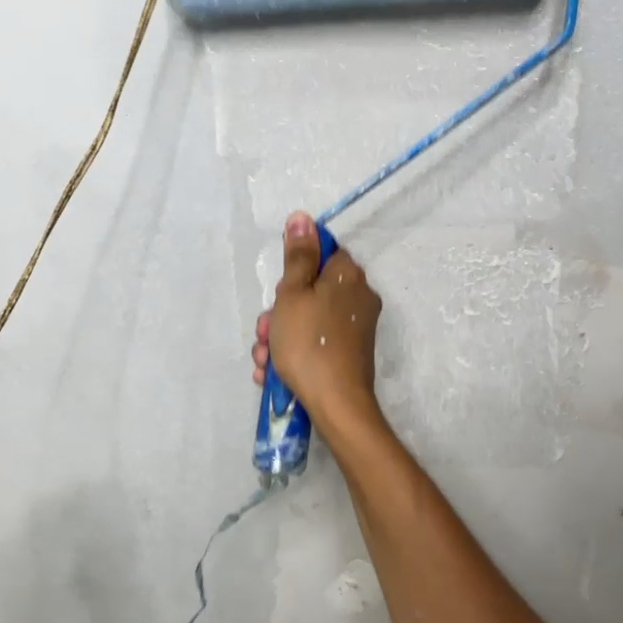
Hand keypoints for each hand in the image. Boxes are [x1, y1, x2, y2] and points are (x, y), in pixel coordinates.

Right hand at [252, 211, 382, 426]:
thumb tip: (302, 218)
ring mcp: (355, 330)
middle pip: (310, 292)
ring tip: (265, 360)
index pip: (322, 255)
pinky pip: (314, 345)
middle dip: (279, 314)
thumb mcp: (292, 294)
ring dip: (279, 339)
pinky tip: (273, 374)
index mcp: (348, 275)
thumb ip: (297, 256)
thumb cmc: (309, 344)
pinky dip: (292, 356)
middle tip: (267, 333)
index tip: (279, 294)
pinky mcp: (348, 356)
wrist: (336, 404)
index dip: (294, 272)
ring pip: (307, 323)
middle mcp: (358, 297)